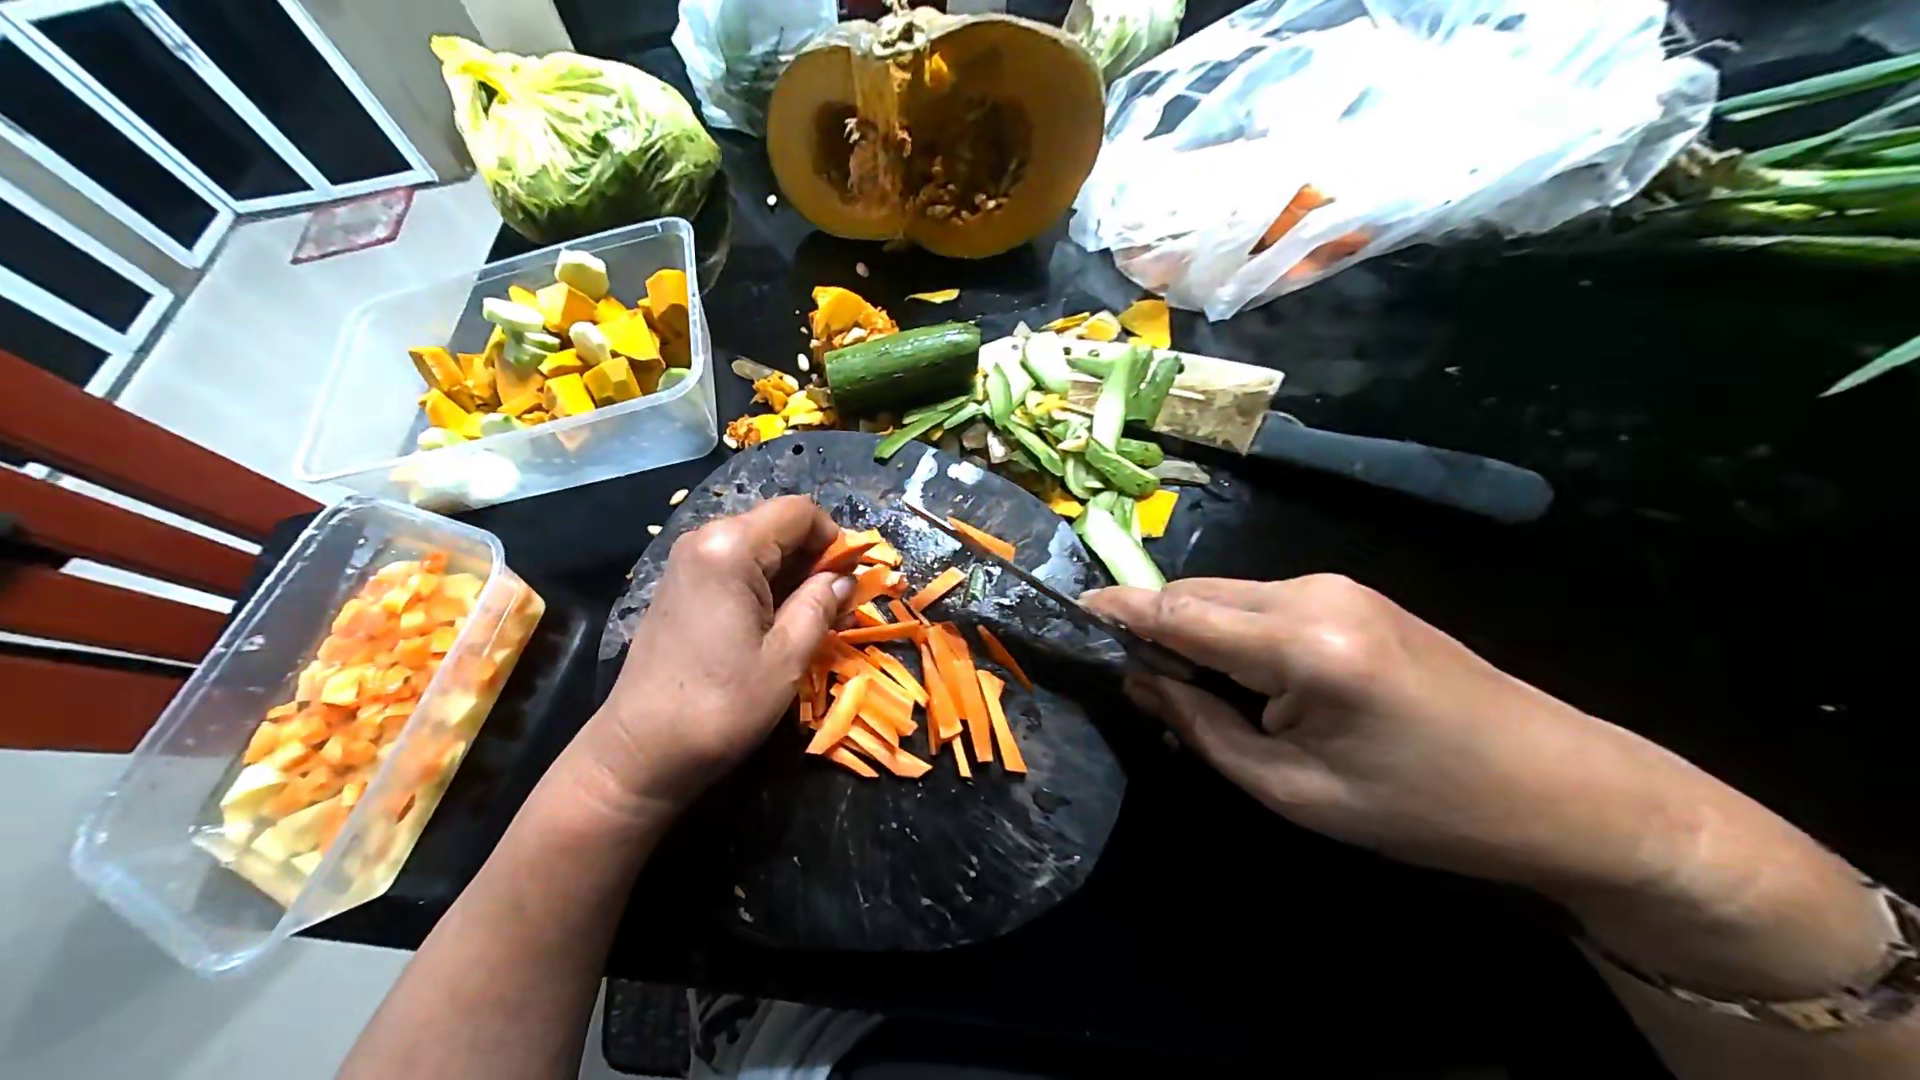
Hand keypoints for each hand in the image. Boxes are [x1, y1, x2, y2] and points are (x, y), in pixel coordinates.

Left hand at [575, 497, 848, 817]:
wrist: (639, 753)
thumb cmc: (719, 706)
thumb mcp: (786, 658)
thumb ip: (821, 606)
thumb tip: (845, 580)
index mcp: (730, 548)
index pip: (800, 512)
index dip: (834, 539)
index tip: (850, 581)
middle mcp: (705, 541)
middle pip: (778, 525)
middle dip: (815, 557)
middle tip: (836, 604)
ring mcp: (688, 563)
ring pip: (759, 546)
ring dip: (793, 573)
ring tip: (812, 617)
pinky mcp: (681, 586)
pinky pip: (737, 566)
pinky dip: (767, 584)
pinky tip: (777, 622)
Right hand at [1083, 575, 1888, 997]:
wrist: (1567, 789)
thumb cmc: (1423, 808)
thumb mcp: (1294, 790)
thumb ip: (1202, 725)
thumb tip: (1139, 677)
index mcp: (1302, 644)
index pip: (1178, 610)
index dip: (1116, 610)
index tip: (1068, 614)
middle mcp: (1313, 593)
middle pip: (1196, 592)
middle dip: (1151, 624)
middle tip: (1127, 674)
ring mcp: (1334, 585)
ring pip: (1225, 593)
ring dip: (1189, 628)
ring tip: (1181, 683)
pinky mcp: (1348, 594)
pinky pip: (1258, 600)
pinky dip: (1226, 627)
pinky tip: (1234, 672)